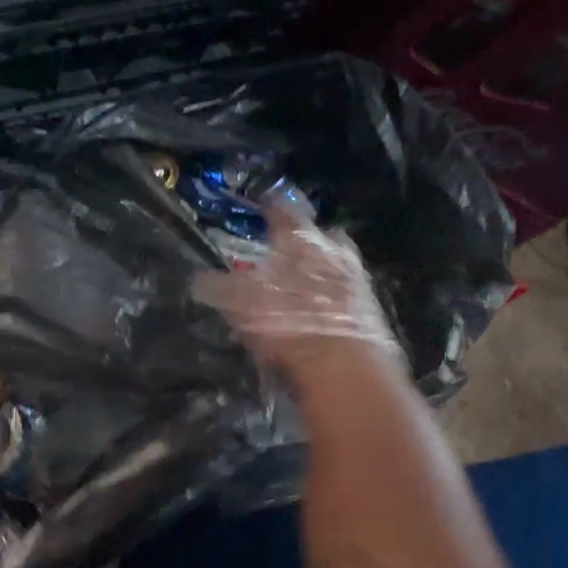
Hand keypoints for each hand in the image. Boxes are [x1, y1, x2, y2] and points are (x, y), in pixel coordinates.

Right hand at [190, 201, 402, 379]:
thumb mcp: (239, 304)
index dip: (269, 205)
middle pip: (320, 234)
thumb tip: (198, 279)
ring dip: (319, 265)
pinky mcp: (369, 306)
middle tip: (284, 247)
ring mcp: (356, 278)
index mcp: (301, 242)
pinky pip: (344, 288)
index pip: (283, 212)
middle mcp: (333, 252)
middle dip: (305, 237)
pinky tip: (314, 306)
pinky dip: (329, 291)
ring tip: (299, 279)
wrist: (343, 365)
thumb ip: (218, 287)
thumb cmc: (286, 322)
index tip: (260, 201)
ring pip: (335, 260)